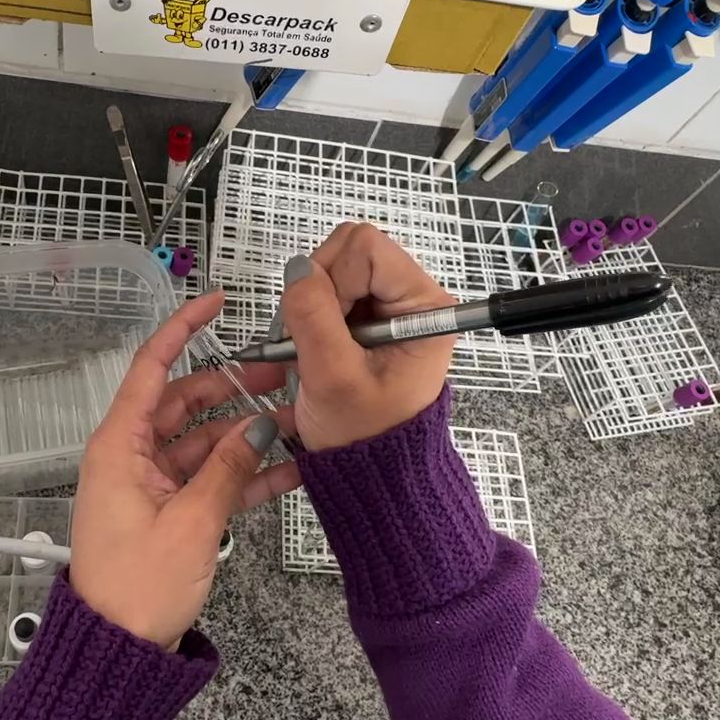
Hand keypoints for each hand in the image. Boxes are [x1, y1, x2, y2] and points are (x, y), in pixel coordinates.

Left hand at [70, 291, 300, 648]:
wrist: (116, 653)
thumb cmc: (132, 589)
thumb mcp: (189, 523)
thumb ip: (228, 470)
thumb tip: (259, 428)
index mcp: (120, 446)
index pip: (152, 369)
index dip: (182, 330)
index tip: (214, 304)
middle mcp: (133, 457)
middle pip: (187, 403)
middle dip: (233, 387)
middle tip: (280, 376)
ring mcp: (153, 484)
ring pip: (205, 441)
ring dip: (245, 434)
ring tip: (294, 422)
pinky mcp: (171, 511)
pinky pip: (210, 479)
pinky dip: (243, 474)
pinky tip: (287, 470)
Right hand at [279, 223, 456, 450]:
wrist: (371, 472)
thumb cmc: (364, 435)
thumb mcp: (334, 377)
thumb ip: (313, 317)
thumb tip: (297, 269)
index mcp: (422, 306)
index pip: (364, 247)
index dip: (332, 278)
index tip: (326, 326)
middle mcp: (409, 299)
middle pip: (346, 253)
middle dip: (315, 293)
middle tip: (309, 340)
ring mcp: (385, 309)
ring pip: (330, 274)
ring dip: (306, 310)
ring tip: (306, 354)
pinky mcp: (364, 322)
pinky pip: (324, 298)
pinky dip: (306, 322)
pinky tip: (305, 354)